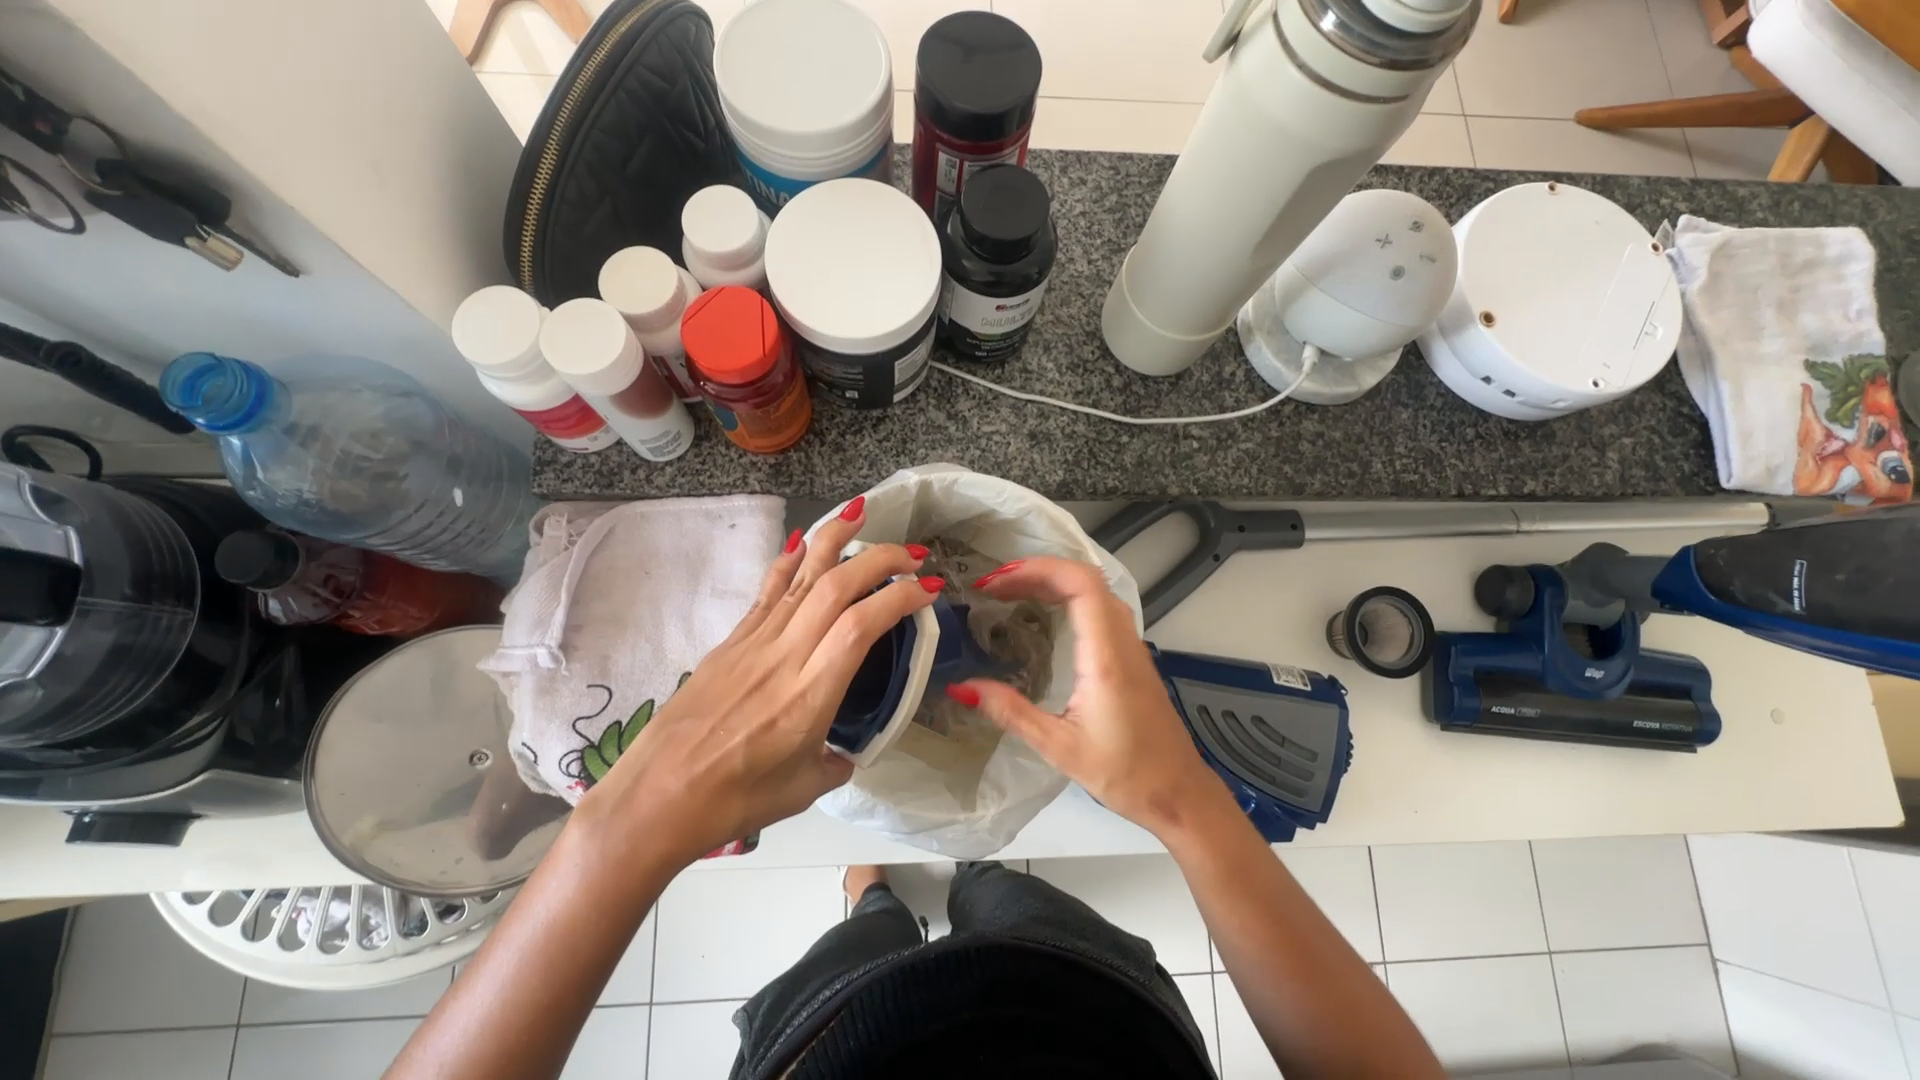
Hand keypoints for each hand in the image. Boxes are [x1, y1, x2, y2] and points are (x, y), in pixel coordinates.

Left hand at [574, 497, 938, 868]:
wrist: (657, 797)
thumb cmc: (735, 801)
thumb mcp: (804, 788)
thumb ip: (835, 763)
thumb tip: (842, 752)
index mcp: (812, 692)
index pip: (863, 624)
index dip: (899, 598)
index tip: (927, 589)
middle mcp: (785, 655)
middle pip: (837, 586)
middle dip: (880, 559)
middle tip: (912, 556)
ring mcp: (754, 642)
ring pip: (801, 575)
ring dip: (835, 540)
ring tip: (863, 514)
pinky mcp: (730, 642)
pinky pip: (768, 590)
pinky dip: (791, 561)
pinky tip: (804, 543)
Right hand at [949, 556, 1232, 838]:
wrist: (1179, 793)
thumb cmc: (1125, 773)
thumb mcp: (1058, 747)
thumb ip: (1010, 712)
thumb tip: (962, 688)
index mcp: (1105, 657)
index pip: (1080, 584)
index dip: (1038, 570)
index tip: (997, 582)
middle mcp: (1123, 642)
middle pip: (1085, 580)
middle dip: (1036, 573)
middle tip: (994, 588)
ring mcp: (1132, 647)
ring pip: (1096, 592)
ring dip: (1053, 583)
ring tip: (1012, 595)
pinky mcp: (1133, 658)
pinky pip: (1101, 610)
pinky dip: (1068, 600)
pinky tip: (1043, 618)